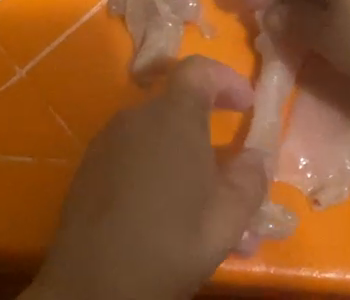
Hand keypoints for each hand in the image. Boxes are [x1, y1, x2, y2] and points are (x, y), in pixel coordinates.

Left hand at [26, 56, 269, 299]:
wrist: (93, 282)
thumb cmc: (168, 243)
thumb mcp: (225, 220)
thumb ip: (248, 181)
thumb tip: (258, 155)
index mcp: (172, 118)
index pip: (198, 70)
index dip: (226, 79)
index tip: (248, 106)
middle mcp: (136, 116)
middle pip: (177, 104)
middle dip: (208, 127)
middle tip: (233, 163)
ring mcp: (108, 139)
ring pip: (155, 134)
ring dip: (182, 154)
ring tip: (204, 200)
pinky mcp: (90, 165)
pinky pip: (132, 152)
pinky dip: (155, 167)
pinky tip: (167, 208)